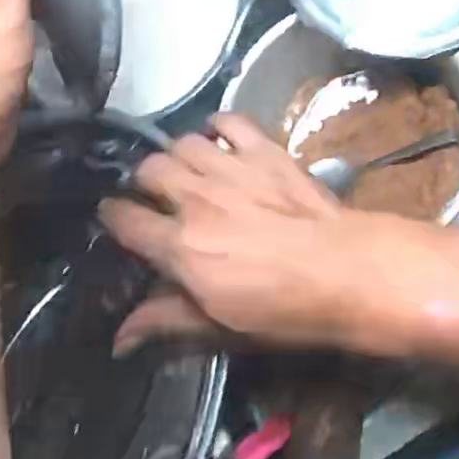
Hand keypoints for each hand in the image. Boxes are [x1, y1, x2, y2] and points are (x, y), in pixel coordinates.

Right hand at [99, 114, 397, 355]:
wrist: (345, 270)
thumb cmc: (283, 308)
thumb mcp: (220, 327)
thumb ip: (167, 321)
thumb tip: (118, 339)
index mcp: (182, 246)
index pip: (126, 220)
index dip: (113, 216)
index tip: (114, 215)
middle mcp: (197, 199)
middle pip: (150, 169)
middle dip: (145, 180)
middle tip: (157, 193)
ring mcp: (231, 168)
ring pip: (183, 142)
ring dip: (179, 154)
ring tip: (189, 168)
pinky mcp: (264, 150)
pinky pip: (229, 120)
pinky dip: (219, 124)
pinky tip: (221, 138)